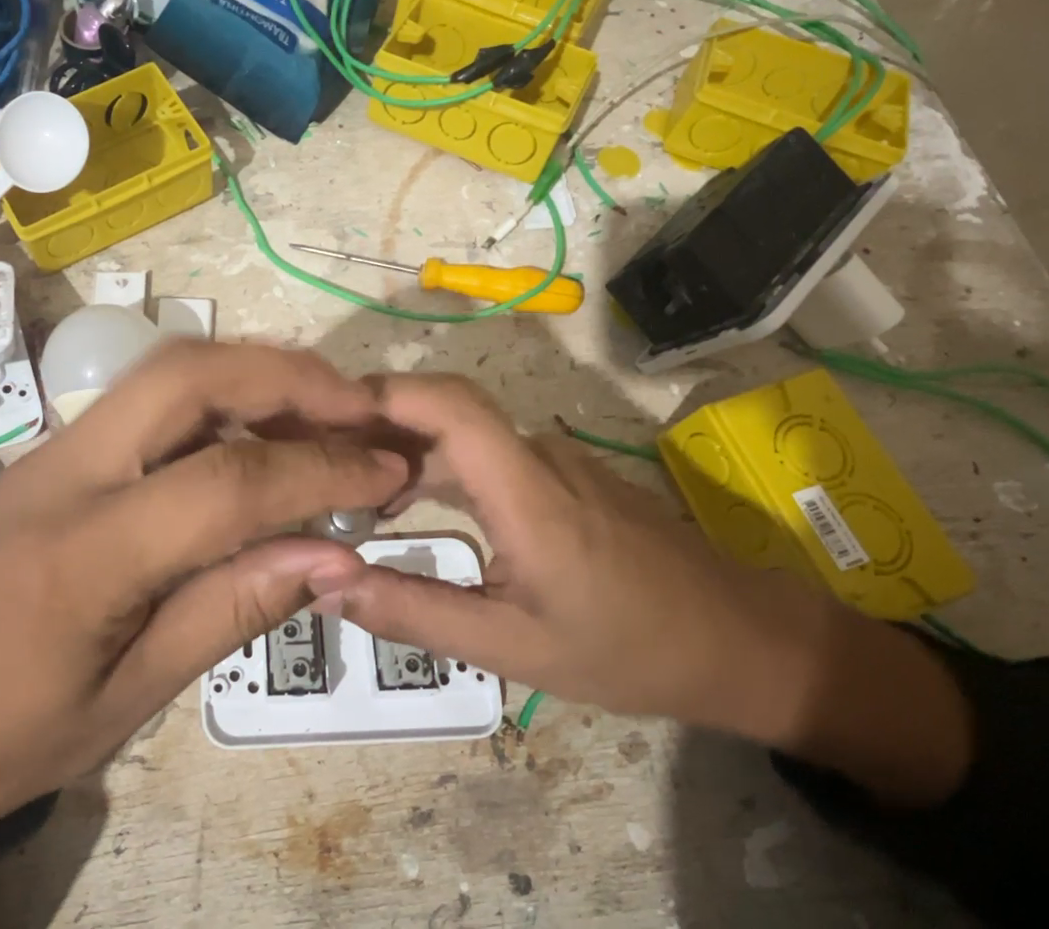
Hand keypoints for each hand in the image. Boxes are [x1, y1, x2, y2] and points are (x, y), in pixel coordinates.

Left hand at [0, 341, 409, 866]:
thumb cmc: (7, 742)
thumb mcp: (130, 698)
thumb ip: (230, 610)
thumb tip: (334, 554)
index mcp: (81, 555)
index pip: (224, 482)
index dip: (319, 470)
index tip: (386, 470)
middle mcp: (60, 477)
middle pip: (182, 375)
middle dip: (283, 374)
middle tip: (358, 406)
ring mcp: (46, 458)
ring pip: (159, 376)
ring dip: (249, 379)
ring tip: (322, 418)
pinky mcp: (45, 462)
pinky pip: (139, 409)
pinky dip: (211, 406)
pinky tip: (252, 443)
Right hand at [309, 375, 971, 804]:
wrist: (743, 642)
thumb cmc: (630, 650)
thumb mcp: (512, 648)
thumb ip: (416, 613)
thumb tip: (326, 582)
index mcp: (527, 491)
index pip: (447, 405)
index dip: (379, 397)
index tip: (315, 419)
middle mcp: (538, 456)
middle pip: (443, 411)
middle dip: (370, 425)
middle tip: (304, 461)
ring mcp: (553, 461)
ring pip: (459, 433)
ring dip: (396, 449)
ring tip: (335, 486)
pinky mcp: (560, 477)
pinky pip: (481, 455)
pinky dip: (429, 468)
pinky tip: (397, 504)